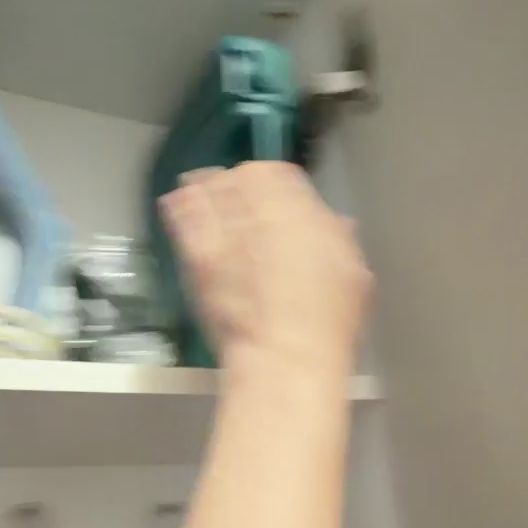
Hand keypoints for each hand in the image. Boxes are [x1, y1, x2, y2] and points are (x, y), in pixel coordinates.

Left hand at [159, 162, 372, 383]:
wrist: (286, 354)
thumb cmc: (327, 320)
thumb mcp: (354, 275)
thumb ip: (338, 241)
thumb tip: (336, 225)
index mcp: (301, 206)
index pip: (280, 174)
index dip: (275, 182)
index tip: (273, 195)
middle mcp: (260, 207)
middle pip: (240, 179)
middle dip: (236, 185)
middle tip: (233, 196)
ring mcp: (225, 230)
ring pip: (208, 193)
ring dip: (204, 191)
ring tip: (198, 190)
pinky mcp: (197, 257)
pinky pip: (182, 219)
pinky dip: (179, 209)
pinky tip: (174, 205)